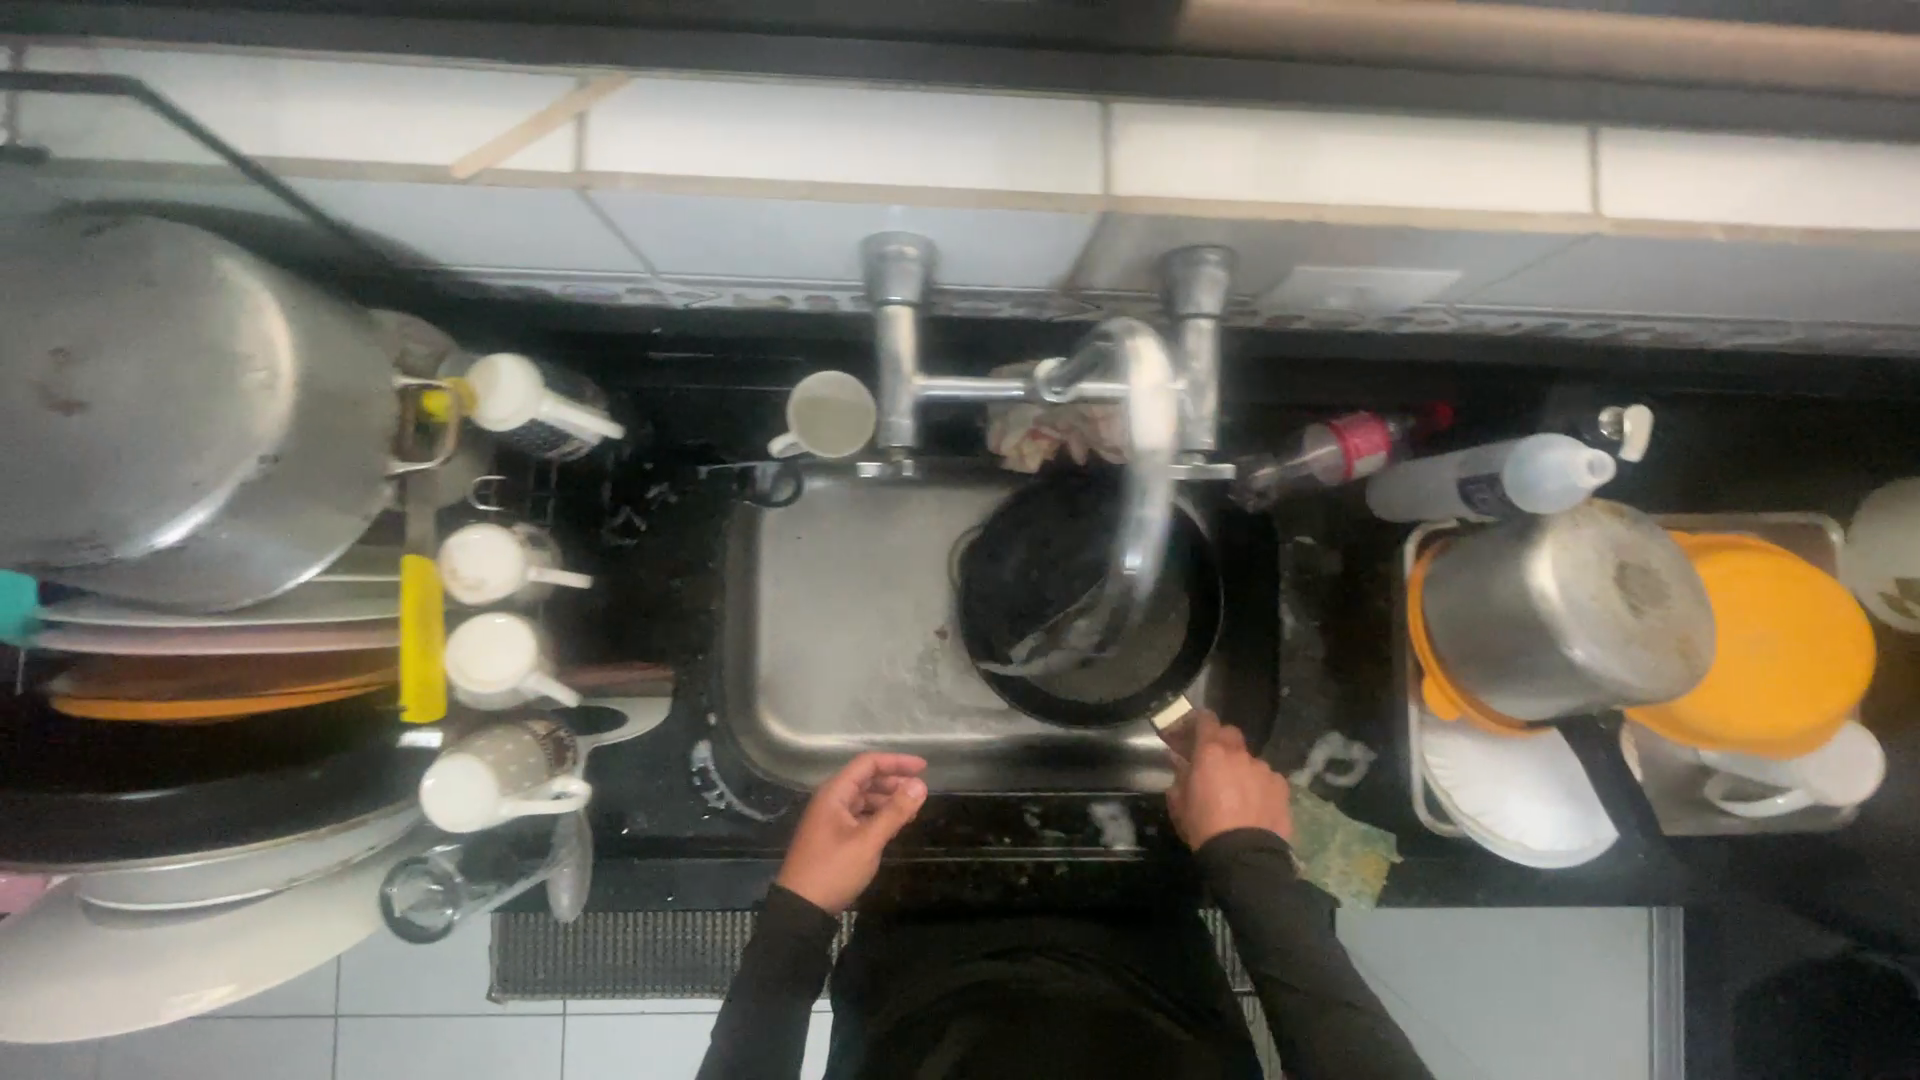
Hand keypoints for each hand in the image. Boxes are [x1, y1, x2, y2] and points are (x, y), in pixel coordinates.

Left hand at [775, 752, 928, 914]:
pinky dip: (878, 816)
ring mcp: (830, 818)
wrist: (800, 909)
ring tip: (911, 810)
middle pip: (866, 779)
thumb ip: (894, 812)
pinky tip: (894, 826)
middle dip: (894, 781)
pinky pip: (859, 816)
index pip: (868, 763)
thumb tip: (920, 785)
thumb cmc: (833, 870)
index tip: (923, 768)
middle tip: (920, 791)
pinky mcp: (833, 836)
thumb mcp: (867, 841)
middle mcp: (831, 800)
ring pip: (864, 798)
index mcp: (834, 793)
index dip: (896, 762)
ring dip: (887, 800)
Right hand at [1166, 711, 1292, 849]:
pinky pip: (1267, 778)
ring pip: (1249, 759)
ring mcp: (1263, 769)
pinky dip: (1259, 785)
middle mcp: (1239, 754)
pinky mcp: (1282, 786)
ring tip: (1237, 791)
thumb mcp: (1178, 802)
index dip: (1197, 722)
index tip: (1190, 732)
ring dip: (1241, 767)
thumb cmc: (1203, 827)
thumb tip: (1179, 762)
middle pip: (1230, 733)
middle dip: (1220, 741)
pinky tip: (1256, 804)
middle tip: (1213, 761)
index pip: (1205, 719)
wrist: (1244, 857)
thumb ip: (1179, 775)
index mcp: (1210, 752)